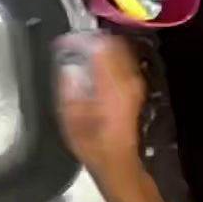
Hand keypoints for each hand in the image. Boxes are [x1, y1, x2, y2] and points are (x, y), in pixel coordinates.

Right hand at [55, 32, 146, 186]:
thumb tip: (67, 65)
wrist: (117, 162)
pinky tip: (95, 66)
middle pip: (115, 44)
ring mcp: (135, 84)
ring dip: (103, 47)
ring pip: (122, 50)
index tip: (68, 40)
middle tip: (75, 43)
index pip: (102, 46)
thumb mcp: (71, 118)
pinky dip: (110, 57)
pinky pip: (124, 61)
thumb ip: (69, 87)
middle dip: (94, 40)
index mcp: (111, 85)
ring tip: (83, 52)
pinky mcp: (135, 88)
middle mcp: (127, 80)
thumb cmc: (92, 143)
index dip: (84, 39)